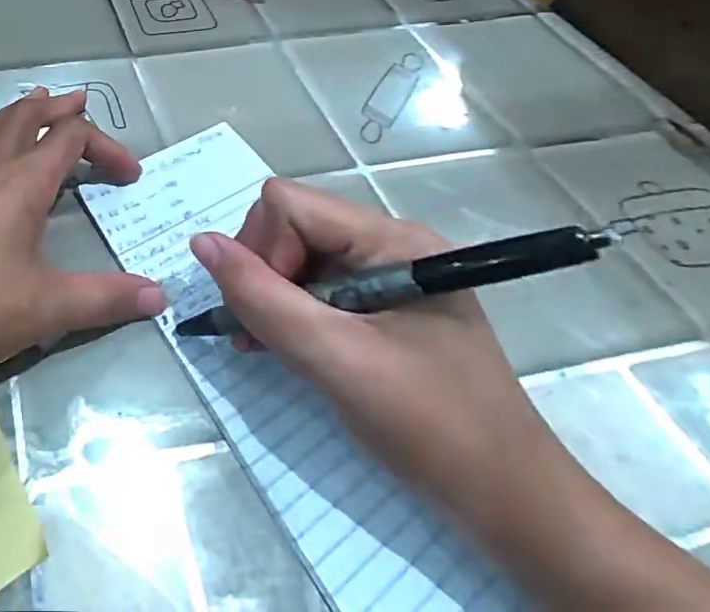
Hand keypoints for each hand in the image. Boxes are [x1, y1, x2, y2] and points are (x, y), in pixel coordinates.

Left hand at [0, 89, 167, 382]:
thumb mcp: (43, 308)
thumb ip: (104, 300)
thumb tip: (159, 297)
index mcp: (20, 183)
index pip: (70, 139)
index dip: (106, 146)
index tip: (129, 177)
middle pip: (24, 118)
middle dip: (56, 107)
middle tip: (78, 100)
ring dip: (18, 114)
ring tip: (32, 107)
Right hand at [187, 178, 574, 525]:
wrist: (509, 505)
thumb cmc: (432, 427)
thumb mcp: (336, 359)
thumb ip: (263, 298)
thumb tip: (201, 243)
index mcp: (392, 241)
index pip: (289, 204)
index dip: (262, 249)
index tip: (269, 313)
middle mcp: (386, 244)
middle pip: (288, 223)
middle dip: (260, 272)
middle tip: (261, 333)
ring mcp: (382, 274)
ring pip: (293, 255)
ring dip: (268, 295)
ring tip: (264, 345)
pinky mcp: (376, 305)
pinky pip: (310, 285)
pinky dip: (284, 311)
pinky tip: (279, 345)